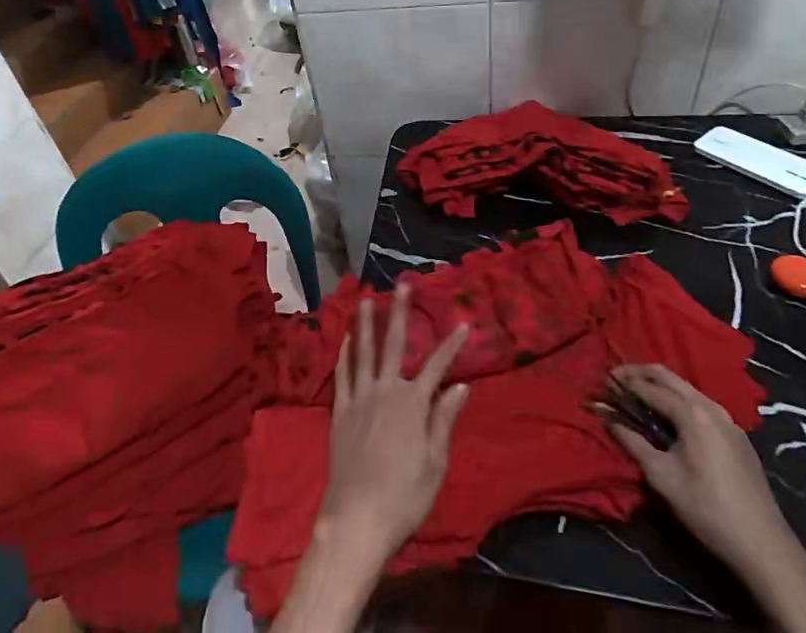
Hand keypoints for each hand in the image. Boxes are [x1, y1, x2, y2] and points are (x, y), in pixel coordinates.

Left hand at [318, 282, 471, 563]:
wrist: (356, 520)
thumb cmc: (404, 495)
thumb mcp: (436, 462)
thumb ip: (445, 419)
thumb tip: (461, 385)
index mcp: (413, 404)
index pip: (438, 365)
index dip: (453, 344)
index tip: (464, 323)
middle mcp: (386, 392)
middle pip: (394, 345)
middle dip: (399, 313)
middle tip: (401, 286)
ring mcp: (359, 400)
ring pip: (363, 353)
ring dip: (366, 324)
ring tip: (366, 300)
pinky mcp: (340, 412)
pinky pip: (343, 375)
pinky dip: (345, 354)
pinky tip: (347, 340)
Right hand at [607, 365, 805, 632]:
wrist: (761, 542)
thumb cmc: (705, 508)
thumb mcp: (661, 476)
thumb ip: (632, 441)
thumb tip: (607, 417)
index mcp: (692, 413)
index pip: (650, 386)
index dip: (624, 382)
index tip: (602, 380)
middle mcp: (711, 406)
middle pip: (670, 377)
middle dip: (640, 373)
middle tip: (616, 378)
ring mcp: (728, 419)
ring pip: (687, 389)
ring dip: (660, 386)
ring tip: (636, 394)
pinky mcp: (736, 434)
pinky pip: (700, 404)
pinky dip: (678, 400)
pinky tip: (668, 415)